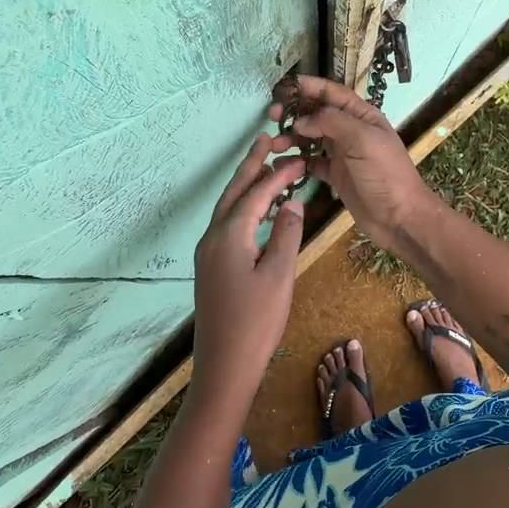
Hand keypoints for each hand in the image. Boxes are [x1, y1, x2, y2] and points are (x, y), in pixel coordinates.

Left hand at [191, 132, 306, 402]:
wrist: (224, 368)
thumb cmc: (256, 322)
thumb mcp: (279, 275)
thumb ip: (286, 233)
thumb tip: (291, 203)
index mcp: (228, 235)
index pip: (256, 193)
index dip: (278, 174)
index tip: (300, 158)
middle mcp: (212, 238)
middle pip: (233, 191)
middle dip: (251, 165)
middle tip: (267, 139)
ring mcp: (208, 254)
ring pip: (228, 207)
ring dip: (246, 185)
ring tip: (265, 167)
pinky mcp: (211, 268)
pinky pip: (227, 224)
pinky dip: (243, 207)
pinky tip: (258, 211)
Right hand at [271, 75, 437, 253]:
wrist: (399, 216)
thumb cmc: (385, 173)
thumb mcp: (362, 139)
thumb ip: (331, 122)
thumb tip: (301, 120)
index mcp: (362, 116)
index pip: (332, 92)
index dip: (309, 86)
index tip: (284, 87)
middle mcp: (351, 131)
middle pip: (318, 113)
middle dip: (295, 112)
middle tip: (272, 116)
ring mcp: (343, 153)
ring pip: (312, 138)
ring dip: (292, 137)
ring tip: (274, 144)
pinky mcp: (336, 175)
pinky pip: (311, 163)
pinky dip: (296, 162)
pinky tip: (282, 165)